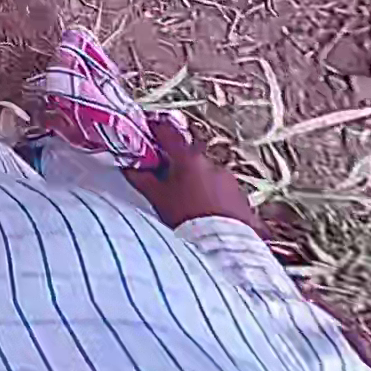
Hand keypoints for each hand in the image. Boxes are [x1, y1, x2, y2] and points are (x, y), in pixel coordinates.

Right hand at [122, 112, 264, 232]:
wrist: (224, 244)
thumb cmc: (185, 215)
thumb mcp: (155, 196)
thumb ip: (140, 177)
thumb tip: (128, 165)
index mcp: (187, 158)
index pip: (167, 133)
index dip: (155, 128)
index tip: (147, 127)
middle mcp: (210, 163)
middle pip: (187, 153)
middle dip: (175, 158)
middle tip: (163, 169)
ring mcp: (229, 178)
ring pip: (205, 170)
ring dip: (194, 175)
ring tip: (184, 192)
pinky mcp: (241, 196)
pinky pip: (220, 186)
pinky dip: (209, 189)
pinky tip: (203, 204)